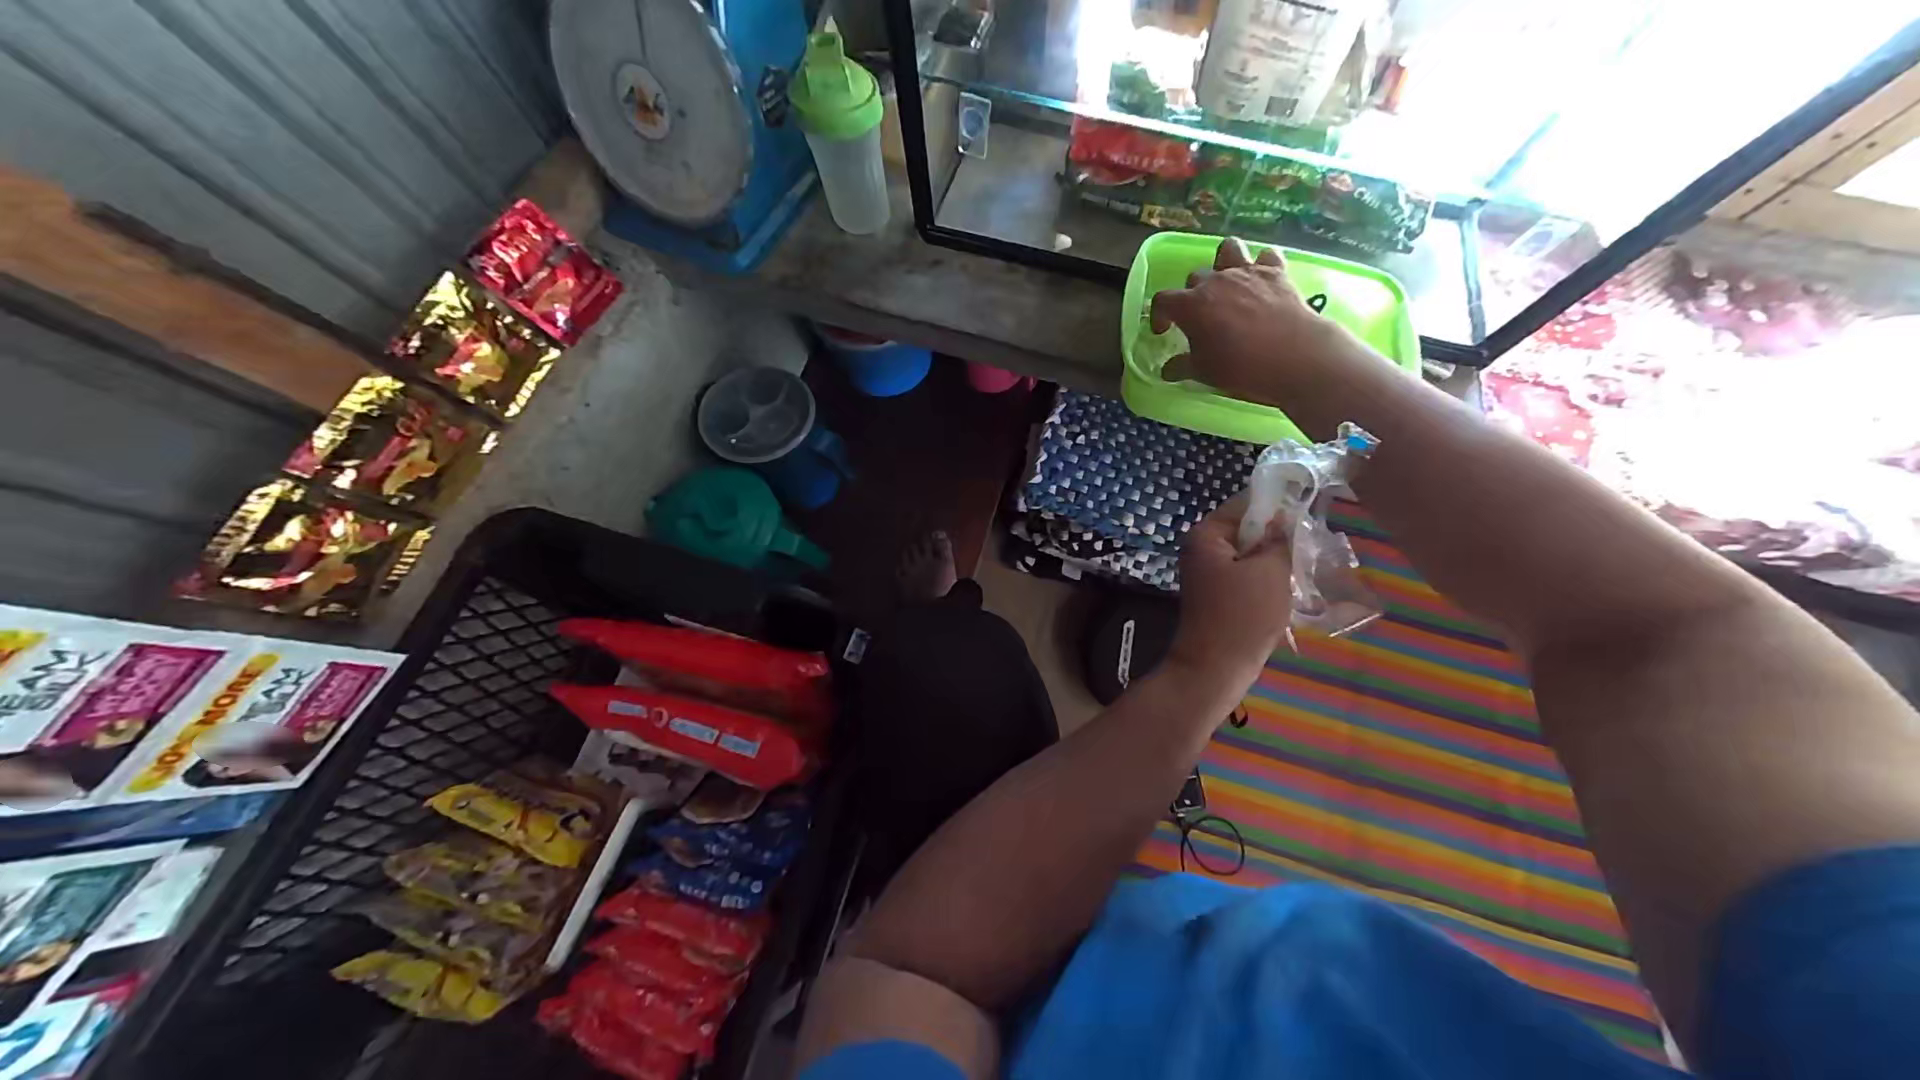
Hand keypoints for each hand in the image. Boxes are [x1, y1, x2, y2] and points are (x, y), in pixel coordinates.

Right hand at [1149, 238, 1380, 406]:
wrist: (1293, 356)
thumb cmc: (1239, 367)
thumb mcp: (1203, 372)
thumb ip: (1182, 366)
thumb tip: (1168, 370)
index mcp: (1190, 305)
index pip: (1163, 300)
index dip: (1159, 315)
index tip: (1164, 330)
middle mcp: (1215, 282)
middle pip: (1195, 277)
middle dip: (1193, 294)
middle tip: (1201, 315)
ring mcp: (1247, 272)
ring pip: (1228, 249)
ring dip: (1224, 261)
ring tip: (1227, 280)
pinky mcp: (1276, 272)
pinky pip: (1266, 256)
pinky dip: (1262, 265)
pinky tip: (1262, 279)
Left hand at [1166, 494, 1292, 687]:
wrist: (1216, 667)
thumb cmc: (1243, 615)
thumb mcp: (1270, 570)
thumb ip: (1280, 538)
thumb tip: (1286, 517)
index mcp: (1206, 534)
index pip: (1246, 503)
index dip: (1279, 506)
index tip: (1310, 512)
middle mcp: (1202, 548)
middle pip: (1249, 529)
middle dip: (1279, 536)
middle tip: (1312, 543)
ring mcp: (1209, 572)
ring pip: (1252, 554)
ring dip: (1276, 560)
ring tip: (1305, 565)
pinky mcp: (1219, 594)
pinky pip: (1248, 574)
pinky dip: (1268, 579)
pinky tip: (1290, 587)